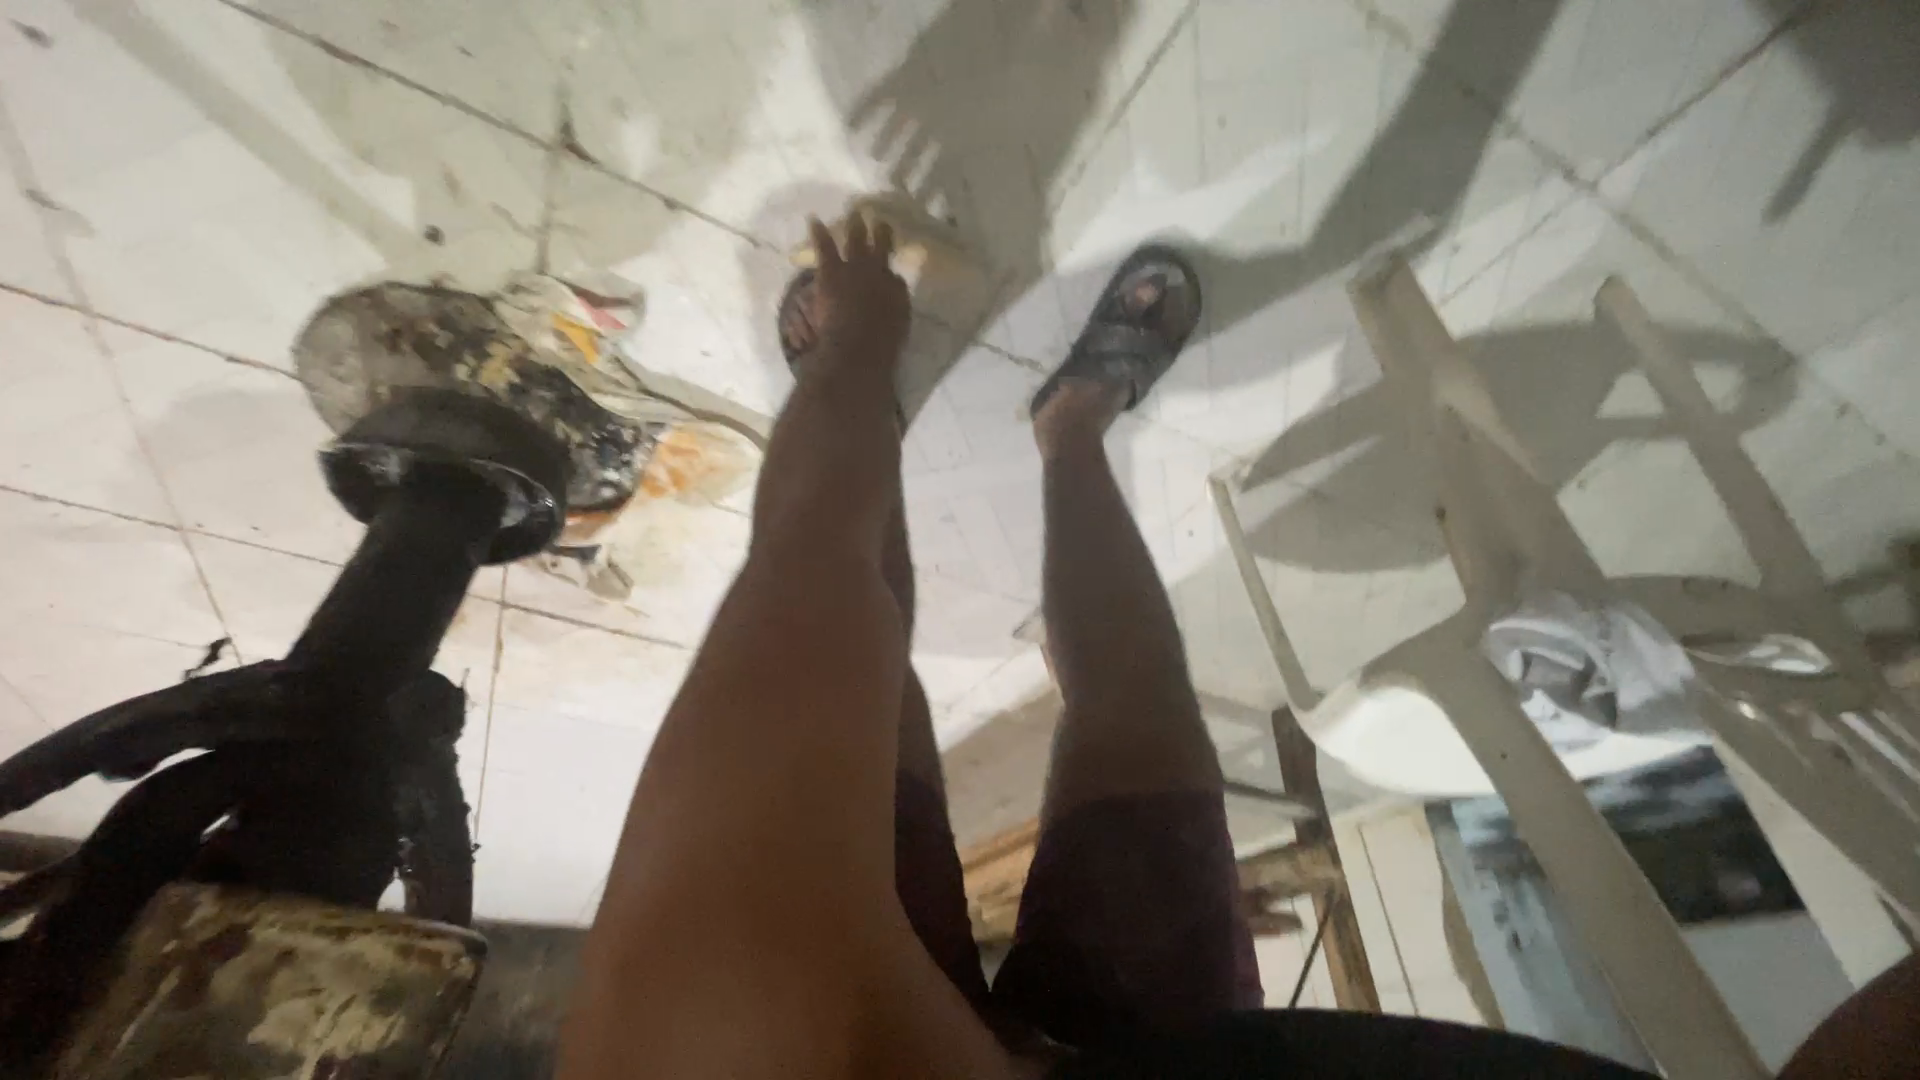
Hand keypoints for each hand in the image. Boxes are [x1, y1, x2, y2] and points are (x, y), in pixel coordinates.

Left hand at [805, 215, 909, 361]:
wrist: (857, 345)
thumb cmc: (881, 341)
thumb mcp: (900, 321)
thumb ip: (898, 298)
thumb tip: (894, 280)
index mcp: (893, 286)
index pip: (894, 268)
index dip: (890, 253)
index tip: (888, 242)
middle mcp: (877, 270)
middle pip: (879, 245)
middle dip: (878, 231)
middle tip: (876, 218)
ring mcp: (853, 268)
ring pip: (855, 241)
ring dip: (855, 226)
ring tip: (854, 213)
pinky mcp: (831, 272)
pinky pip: (825, 247)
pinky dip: (819, 233)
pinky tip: (814, 221)